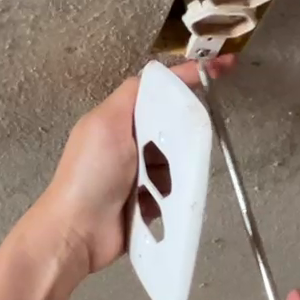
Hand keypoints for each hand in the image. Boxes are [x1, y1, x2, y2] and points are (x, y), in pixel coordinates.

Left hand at [29, 55, 232, 278]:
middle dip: (184, 135)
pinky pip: (174, 188)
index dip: (189, 75)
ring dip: (178, 168)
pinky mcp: (147, 201)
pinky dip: (176, 193)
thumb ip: (130, 96)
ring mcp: (138, 173)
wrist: (78, 232)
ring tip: (165, 182)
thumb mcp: (107, 124)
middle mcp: (128, 142)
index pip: (158, 89)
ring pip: (177, 158)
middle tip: (183, 149)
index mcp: (117, 119)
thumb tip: (157, 75)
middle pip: (173, 126)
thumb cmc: (89, 175)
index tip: (222, 67)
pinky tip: (168, 201)